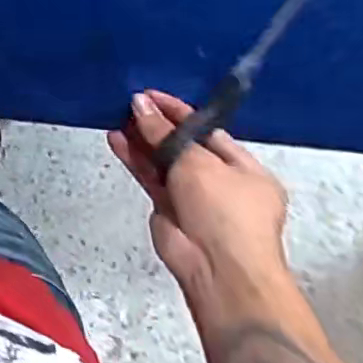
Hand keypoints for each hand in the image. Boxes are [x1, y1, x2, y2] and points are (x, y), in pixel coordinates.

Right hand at [108, 90, 289, 304]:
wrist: (216, 267)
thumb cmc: (225, 213)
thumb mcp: (196, 162)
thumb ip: (165, 133)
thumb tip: (141, 105)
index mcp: (245, 170)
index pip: (207, 132)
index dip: (178, 112)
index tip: (151, 95)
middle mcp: (220, 182)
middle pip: (183, 145)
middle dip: (157, 126)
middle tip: (131, 105)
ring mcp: (193, 196)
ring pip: (162, 160)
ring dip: (141, 140)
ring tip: (118, 118)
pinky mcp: (168, 208)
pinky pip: (149, 176)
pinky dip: (134, 159)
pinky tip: (117, 141)